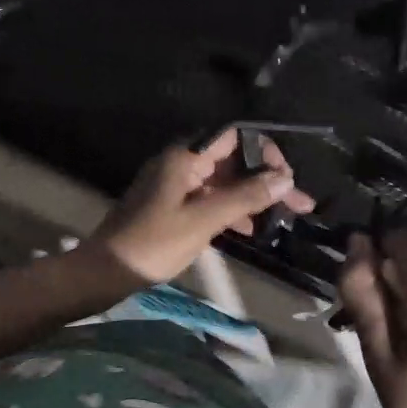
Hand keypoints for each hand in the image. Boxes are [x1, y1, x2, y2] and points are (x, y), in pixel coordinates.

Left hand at [89, 130, 314, 284]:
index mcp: (183, 157)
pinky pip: (207, 200)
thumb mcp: (203, 220)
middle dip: (265, 179)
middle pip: (230, 161)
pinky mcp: (170, 208)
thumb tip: (284, 178)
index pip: (232, 136)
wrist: (106, 271)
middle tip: (301, 203)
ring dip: (251, 198)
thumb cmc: (154, 242)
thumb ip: (244, 196)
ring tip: (286, 217)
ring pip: (221, 183)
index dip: (264, 151)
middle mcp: (178, 164)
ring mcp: (173, 186)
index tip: (287, 177)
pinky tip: (250, 230)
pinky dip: (229, 211)